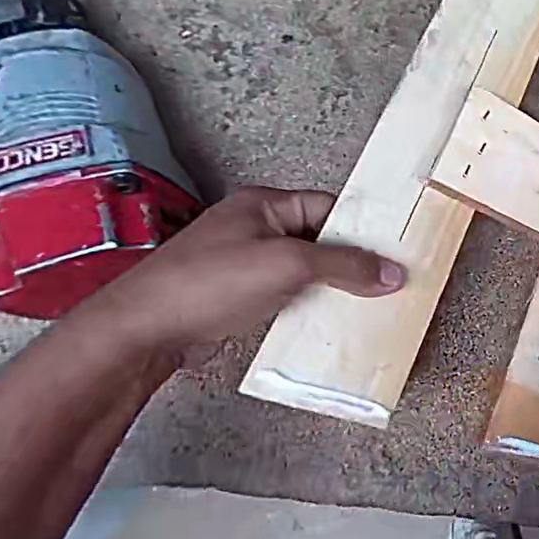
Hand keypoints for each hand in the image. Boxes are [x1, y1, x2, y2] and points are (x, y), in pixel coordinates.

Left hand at [68, 187, 404, 357]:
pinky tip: (336, 316)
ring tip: (371, 299)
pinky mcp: (246, 294)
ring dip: (338, 284)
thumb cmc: (205, 285)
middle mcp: (259, 229)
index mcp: (265, 206)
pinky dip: (318, 302)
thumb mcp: (289, 265)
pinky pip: (296, 292)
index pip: (332, 208)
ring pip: (313, 269)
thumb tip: (392, 272)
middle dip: (356, 260)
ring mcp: (251, 263)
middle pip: (325, 240)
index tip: (395, 249)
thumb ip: (346, 265)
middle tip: (390, 278)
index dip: (364, 228)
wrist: (142, 333)